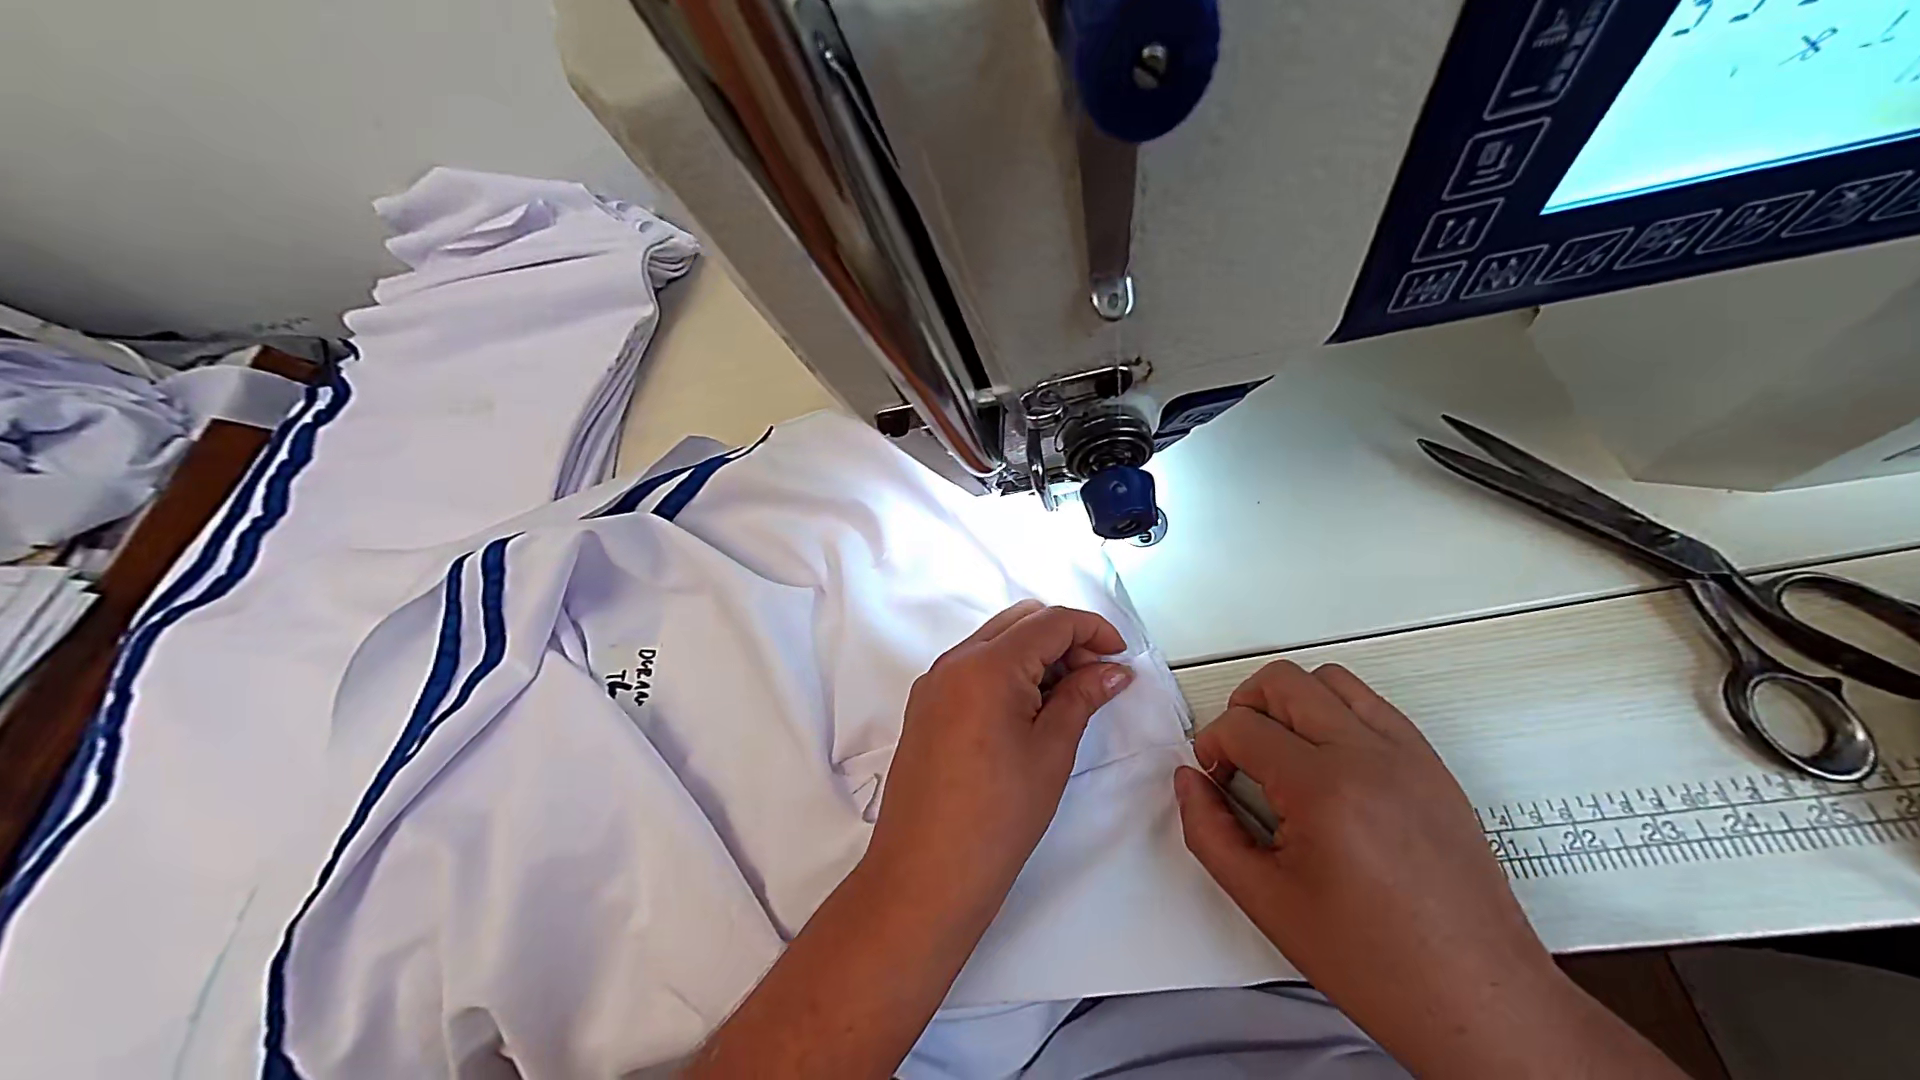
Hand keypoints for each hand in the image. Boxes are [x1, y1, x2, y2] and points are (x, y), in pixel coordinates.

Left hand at [866, 600, 1133, 915]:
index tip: (1117, 655)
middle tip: (1096, 677)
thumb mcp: (1051, 751)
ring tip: (1068, 698)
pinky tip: (1030, 708)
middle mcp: (953, 664)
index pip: (1050, 621)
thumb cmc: (989, 821)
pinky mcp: (927, 705)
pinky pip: (973, 667)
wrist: (927, 873)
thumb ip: (1082, 697)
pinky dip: (1007, 672)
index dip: (1093, 630)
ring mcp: (934, 683)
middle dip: (1065, 639)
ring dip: (1036, 655)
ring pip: (996, 642)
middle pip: (1021, 622)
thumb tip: (1108, 673)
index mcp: (986, 666)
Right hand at [1173, 661, 1682, 1078]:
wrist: (1479, 1000)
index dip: (1211, 746)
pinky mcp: (1432, 766)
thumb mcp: (1264, 901)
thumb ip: (1208, 831)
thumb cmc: (1384, 964)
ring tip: (1280, 748)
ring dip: (1291, 701)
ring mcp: (1409, 756)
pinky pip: (1373, 704)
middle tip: (1238, 751)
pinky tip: (1326, 759)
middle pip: (1282, 681)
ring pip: (1330, 678)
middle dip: (1243, 706)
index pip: (1241, 725)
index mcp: (1325, 790)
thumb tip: (1190, 784)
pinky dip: (1336, 713)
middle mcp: (1370, 758)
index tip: (1214, 775)